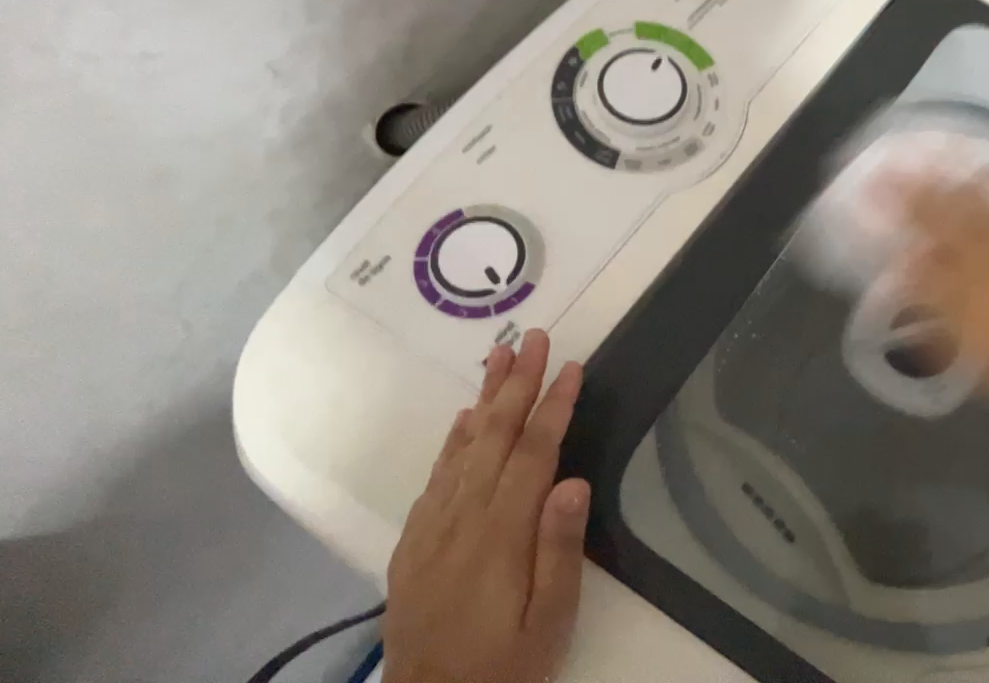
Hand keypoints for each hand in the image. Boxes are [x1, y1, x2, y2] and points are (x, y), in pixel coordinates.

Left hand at [384, 330, 589, 682]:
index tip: (572, 367)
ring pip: (461, 450)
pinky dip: (452, 442)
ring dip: (483, 399)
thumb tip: (574, 481)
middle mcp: (461, 522)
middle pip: (492, 438)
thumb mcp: (549, 621)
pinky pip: (435, 479)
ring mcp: (431, 532)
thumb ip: (559, 550)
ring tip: (499, 358)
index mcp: (500, 537)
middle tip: (533, 338)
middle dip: (516, 384)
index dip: (553, 407)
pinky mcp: (413, 546)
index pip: (532, 455)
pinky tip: (464, 419)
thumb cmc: (507, 666)